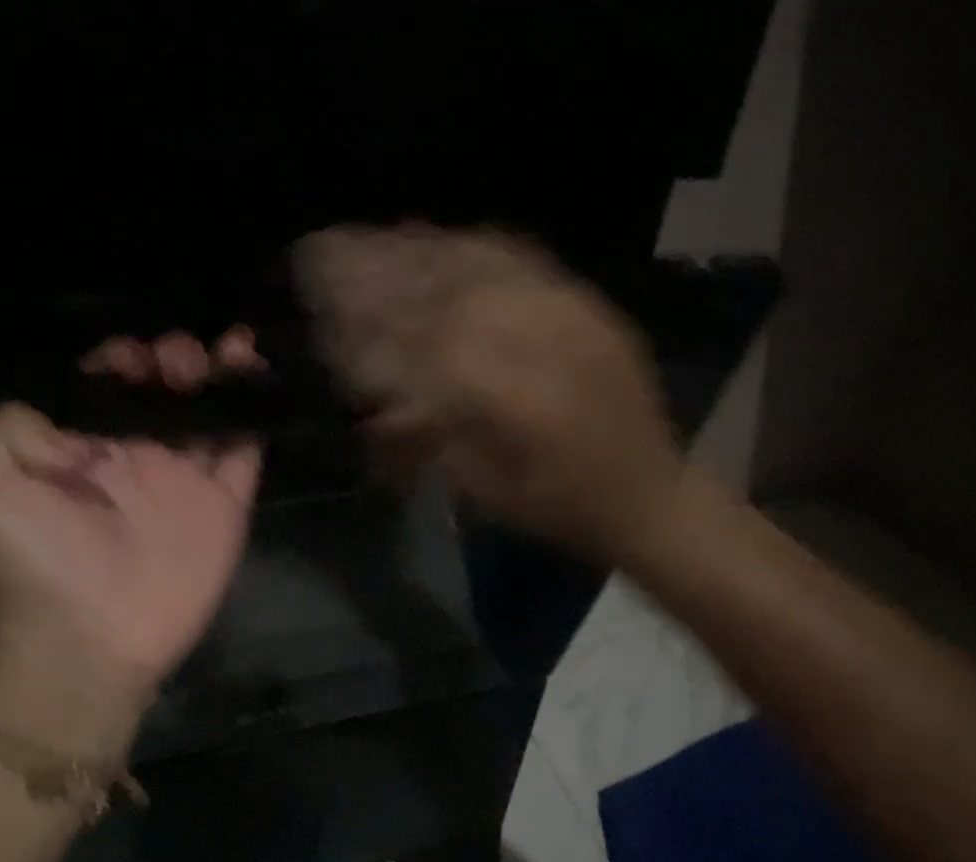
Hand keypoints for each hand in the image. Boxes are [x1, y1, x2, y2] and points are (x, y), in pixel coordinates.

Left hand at [0, 331, 263, 726]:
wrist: (84, 639)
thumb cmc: (30, 558)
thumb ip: (6, 421)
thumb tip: (73, 391)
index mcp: (79, 443)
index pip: (109, 380)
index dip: (123, 355)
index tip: (133, 358)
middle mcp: (133, 454)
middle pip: (164, 388)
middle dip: (175, 356)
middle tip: (177, 364)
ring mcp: (182, 480)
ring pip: (209, 409)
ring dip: (219, 370)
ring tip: (229, 347)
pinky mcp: (222, 506)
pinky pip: (245, 449)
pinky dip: (255, 410)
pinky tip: (254, 370)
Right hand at [296, 226, 684, 562]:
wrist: (653, 494)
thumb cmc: (562, 510)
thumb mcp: (487, 492)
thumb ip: (428, 440)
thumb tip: (370, 406)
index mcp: (526, 401)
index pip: (433, 348)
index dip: (372, 332)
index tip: (323, 321)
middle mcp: (550, 340)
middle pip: (450, 291)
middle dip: (380, 274)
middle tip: (323, 257)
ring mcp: (573, 311)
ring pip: (482, 264)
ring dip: (415, 251)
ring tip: (363, 241)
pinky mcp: (585, 300)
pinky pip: (520, 256)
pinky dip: (465, 244)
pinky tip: (428, 237)